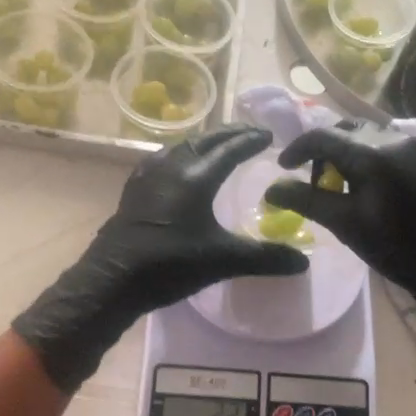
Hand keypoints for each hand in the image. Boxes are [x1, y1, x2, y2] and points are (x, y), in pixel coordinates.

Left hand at [13, 126, 308, 391]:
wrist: (112, 281)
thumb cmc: (169, 265)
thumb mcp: (222, 261)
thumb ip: (264, 258)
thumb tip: (303, 263)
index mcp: (195, 177)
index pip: (229, 149)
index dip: (250, 140)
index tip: (269, 135)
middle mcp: (172, 168)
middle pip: (204, 141)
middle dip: (229, 135)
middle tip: (250, 134)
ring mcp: (148, 177)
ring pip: (181, 147)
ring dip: (204, 143)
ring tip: (221, 146)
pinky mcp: (134, 190)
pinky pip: (163, 160)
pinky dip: (182, 155)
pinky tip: (182, 167)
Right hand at [267, 124, 415, 320]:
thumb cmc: (394, 246)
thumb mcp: (345, 224)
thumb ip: (306, 200)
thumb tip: (271, 189)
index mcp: (371, 153)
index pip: (323, 136)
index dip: (298, 149)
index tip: (283, 167)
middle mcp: (394, 139)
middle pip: (347, 130)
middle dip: (324, 149)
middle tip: (314, 179)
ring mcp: (415, 147)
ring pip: (369, 135)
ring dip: (347, 152)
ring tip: (341, 184)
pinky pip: (389, 146)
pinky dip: (370, 157)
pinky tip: (368, 184)